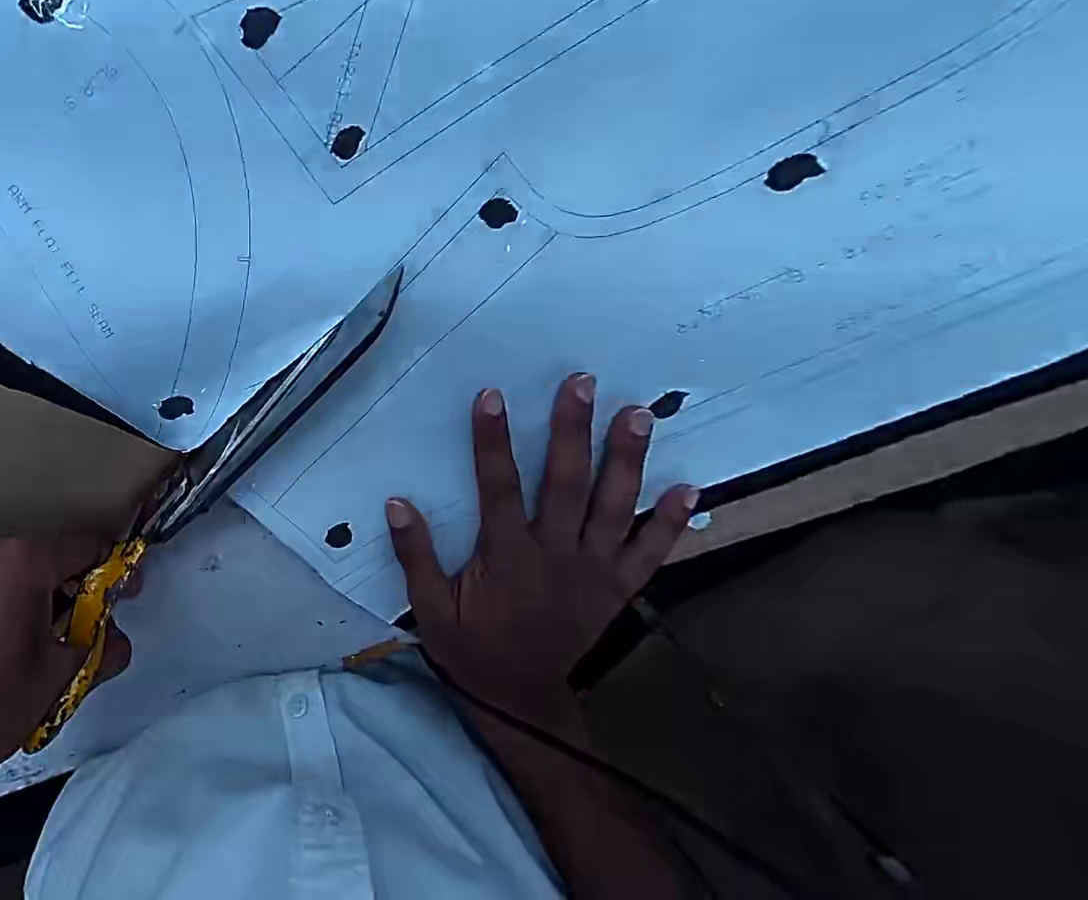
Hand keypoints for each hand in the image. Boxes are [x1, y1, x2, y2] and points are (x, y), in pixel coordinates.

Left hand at [0, 533, 131, 812]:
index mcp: (22, 562)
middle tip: (90, 630)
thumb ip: (101, 650)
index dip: (115, 570)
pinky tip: (7, 649)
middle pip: (50, 558)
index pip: (86, 547)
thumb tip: (119, 641)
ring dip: (43, 599)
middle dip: (78, 589)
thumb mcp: (57, 680)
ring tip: (48, 646)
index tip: (128, 596)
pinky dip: (10, 605)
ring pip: (17, 573)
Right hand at [385, 374, 697, 724]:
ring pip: (613, 506)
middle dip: (571, 429)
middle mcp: (555, 553)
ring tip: (637, 414)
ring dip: (625, 458)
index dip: (492, 439)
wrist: (524, 702)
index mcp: (506, 554)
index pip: (497, 485)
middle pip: (565, 482)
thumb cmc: (471, 648)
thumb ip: (415, 556)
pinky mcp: (619, 589)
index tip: (493, 397)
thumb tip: (397, 504)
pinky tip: (690, 489)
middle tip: (581, 384)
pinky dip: (670, 521)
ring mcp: (594, 570)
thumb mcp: (429, 608)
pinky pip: (649, 552)